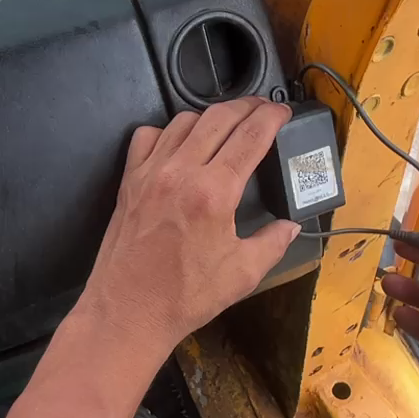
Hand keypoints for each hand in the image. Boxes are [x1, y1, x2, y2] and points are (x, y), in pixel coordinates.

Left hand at [72, 97, 300, 361]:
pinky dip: (168, 131)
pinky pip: (147, 137)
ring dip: (210, 116)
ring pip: (184, 121)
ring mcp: (150, 172)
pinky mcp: (129, 180)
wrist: (127, 311)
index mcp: (214, 192)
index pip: (250, 136)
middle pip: (219, 117)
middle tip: (262, 109)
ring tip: (227, 125)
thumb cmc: (186, 296)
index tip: (283, 111)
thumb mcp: (242, 274)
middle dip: (247, 106)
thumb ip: (273, 243)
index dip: (272, 117)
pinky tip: (180, 143)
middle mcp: (181, 172)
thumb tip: (291, 226)